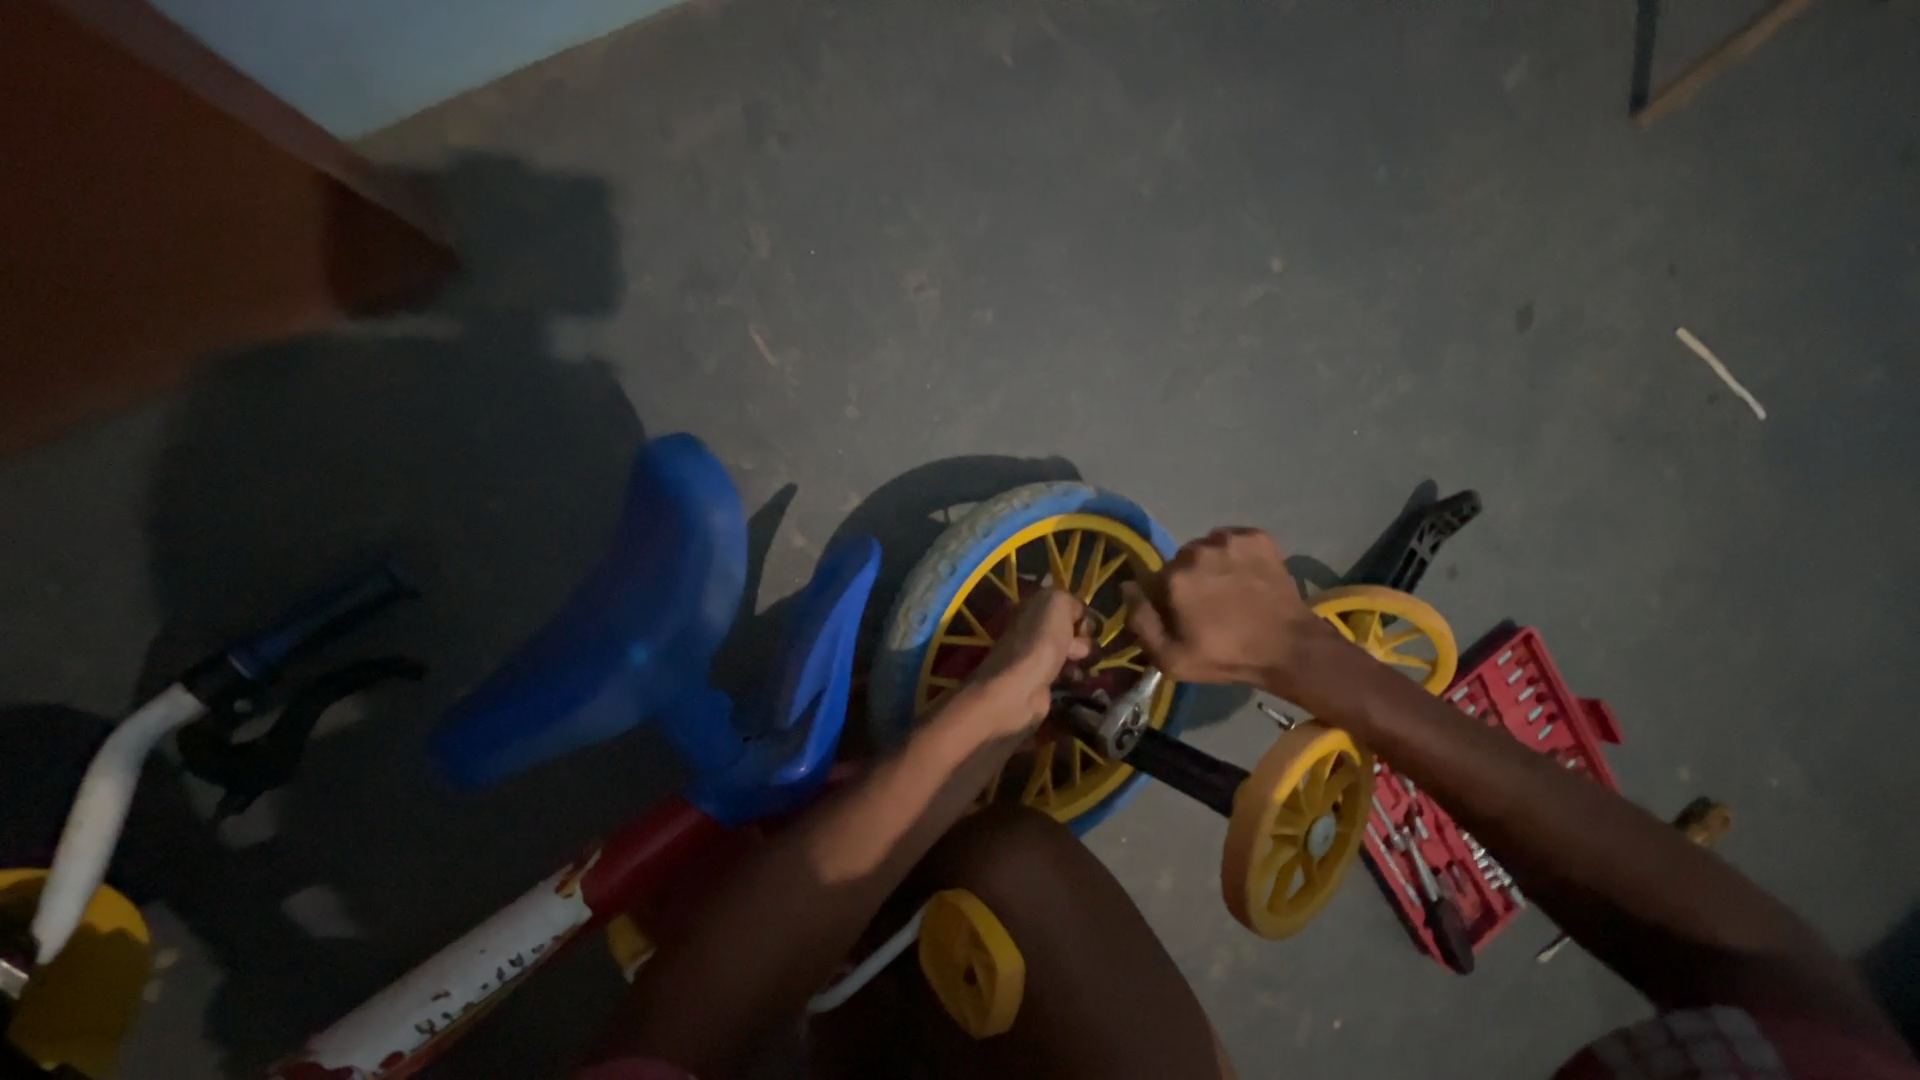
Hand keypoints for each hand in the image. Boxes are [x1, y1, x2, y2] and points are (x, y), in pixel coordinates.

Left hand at [967, 589, 1092, 733]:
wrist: (1023, 685)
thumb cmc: (1041, 640)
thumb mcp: (1058, 604)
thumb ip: (1071, 602)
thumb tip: (1078, 614)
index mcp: (1031, 607)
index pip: (1063, 605)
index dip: (1080, 613)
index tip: (1086, 625)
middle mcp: (1030, 629)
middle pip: (1068, 629)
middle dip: (1082, 637)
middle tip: (1081, 647)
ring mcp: (1034, 656)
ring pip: (1070, 651)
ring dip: (1082, 657)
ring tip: (1082, 664)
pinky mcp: (1040, 680)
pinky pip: (1065, 672)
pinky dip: (1074, 674)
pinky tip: (1074, 678)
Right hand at [1123, 528, 1334, 692]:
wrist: (1289, 648)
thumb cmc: (1226, 657)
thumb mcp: (1170, 658)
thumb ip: (1140, 621)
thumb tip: (1127, 587)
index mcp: (1174, 577)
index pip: (1154, 580)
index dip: (1166, 600)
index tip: (1183, 617)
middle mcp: (1198, 550)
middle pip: (1181, 562)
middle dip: (1189, 581)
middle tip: (1209, 606)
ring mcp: (1230, 540)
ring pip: (1206, 549)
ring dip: (1211, 565)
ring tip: (1230, 590)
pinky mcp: (1257, 537)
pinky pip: (1233, 540)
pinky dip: (1235, 554)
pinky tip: (1246, 576)